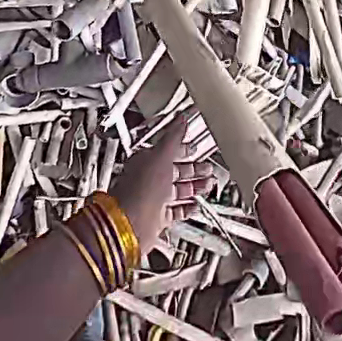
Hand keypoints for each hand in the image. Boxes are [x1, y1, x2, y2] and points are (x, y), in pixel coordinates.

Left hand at [109, 114, 212, 244]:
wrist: (133, 222)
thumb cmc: (140, 189)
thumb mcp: (161, 156)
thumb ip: (173, 138)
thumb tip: (181, 119)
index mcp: (146, 161)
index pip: (167, 151)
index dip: (182, 149)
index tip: (194, 147)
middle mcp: (148, 179)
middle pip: (174, 171)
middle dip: (193, 169)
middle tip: (208, 168)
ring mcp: (153, 199)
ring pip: (177, 190)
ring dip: (193, 187)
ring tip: (208, 184)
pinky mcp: (157, 217)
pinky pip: (175, 210)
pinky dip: (187, 207)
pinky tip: (195, 205)